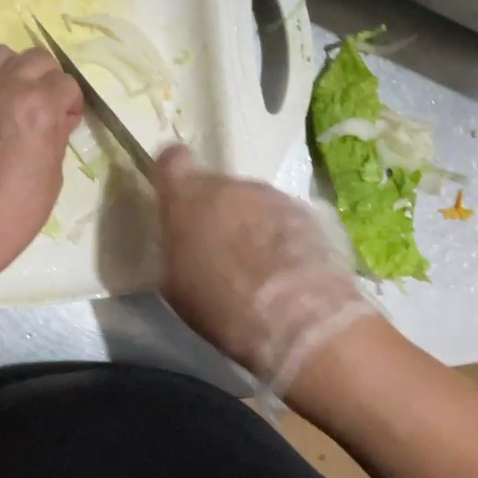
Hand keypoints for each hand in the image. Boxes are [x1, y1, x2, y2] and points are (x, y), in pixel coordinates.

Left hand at [0, 45, 83, 281]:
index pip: (65, 84)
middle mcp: (6, 88)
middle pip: (37, 59)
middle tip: (45, 106)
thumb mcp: (52, 176)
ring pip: (2, 55)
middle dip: (47, 79)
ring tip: (15, 97)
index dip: (70, 103)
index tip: (67, 120)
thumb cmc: (15, 212)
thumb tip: (60, 118)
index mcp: (39, 107)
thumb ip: (58, 136)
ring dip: (15, 70)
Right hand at [153, 146, 376, 392]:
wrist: (294, 317)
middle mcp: (230, 186)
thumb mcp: (175, 283)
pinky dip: (278, 237)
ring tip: (254, 265)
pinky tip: (282, 270)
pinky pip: (281, 219)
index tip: (173, 192)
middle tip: (217, 251)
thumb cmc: (219, 304)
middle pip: (216, 188)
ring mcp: (271, 196)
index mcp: (187, 199)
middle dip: (214, 212)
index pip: (171, 161)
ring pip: (251, 203)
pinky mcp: (306, 213)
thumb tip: (186, 241)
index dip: (171, 174)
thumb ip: (177, 247)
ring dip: (248, 224)